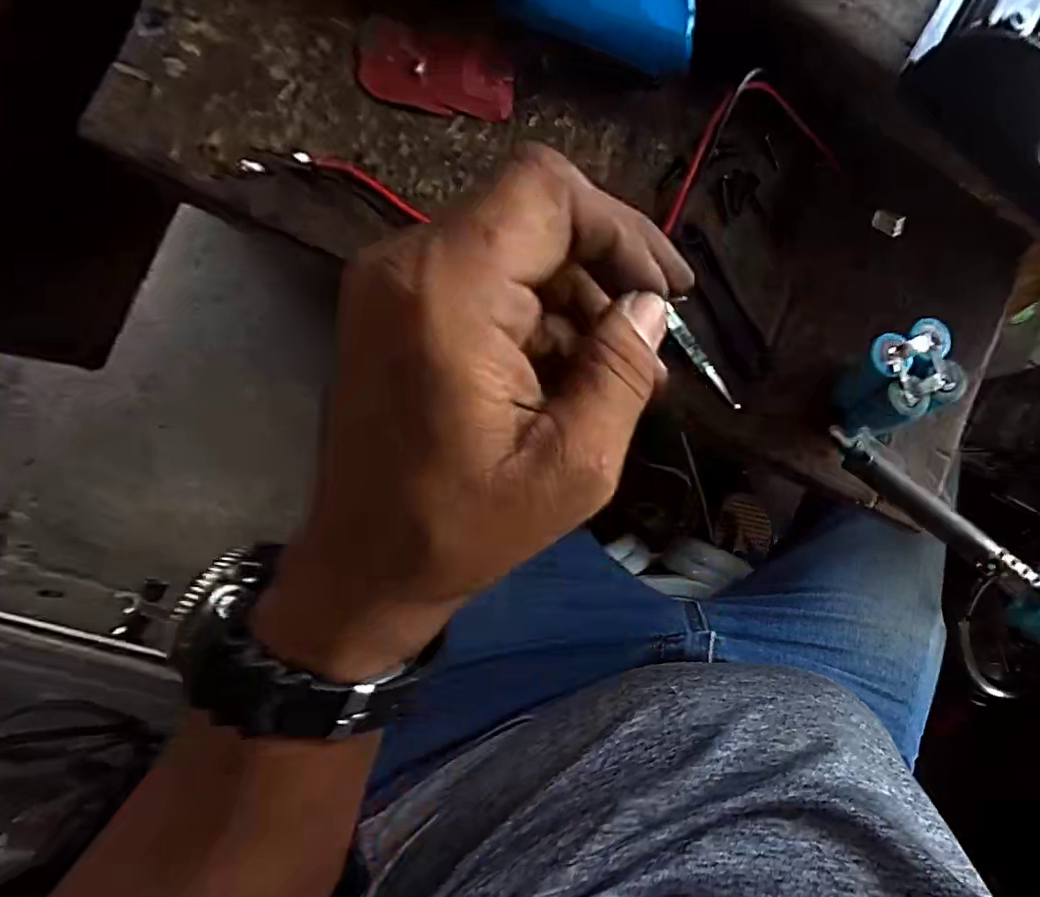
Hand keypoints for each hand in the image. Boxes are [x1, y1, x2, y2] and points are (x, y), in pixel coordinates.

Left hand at [252, 144, 693, 680]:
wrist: (370, 562)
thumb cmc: (472, 525)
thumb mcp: (578, 464)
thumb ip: (621, 375)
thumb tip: (651, 309)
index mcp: (451, 294)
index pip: (547, 191)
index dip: (623, 230)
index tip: (669, 294)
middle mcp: (414, 265)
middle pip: (538, 214)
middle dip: (615, 269)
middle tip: (662, 336)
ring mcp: (403, 284)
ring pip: (525, 251)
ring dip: (589, 304)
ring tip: (633, 376)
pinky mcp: (408, 310)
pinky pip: (499, 285)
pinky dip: (553, 321)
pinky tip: (586, 379)